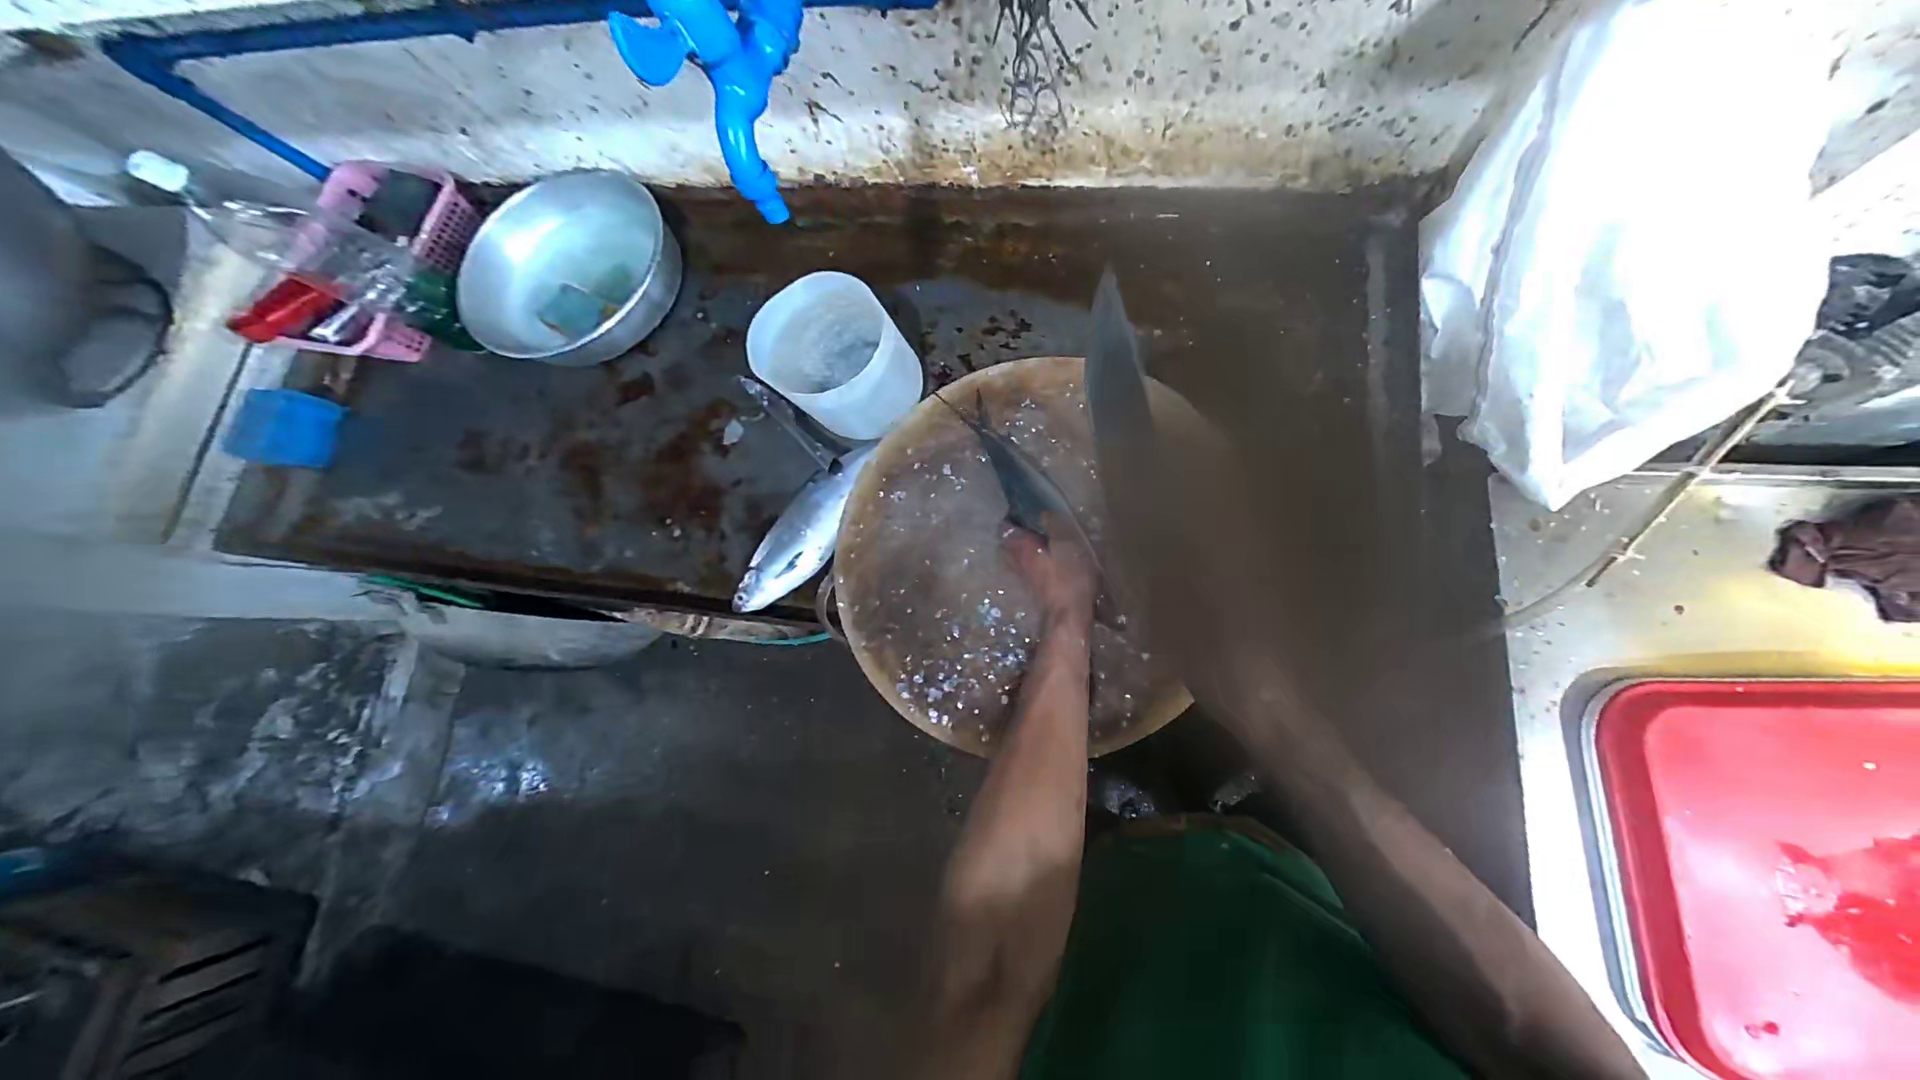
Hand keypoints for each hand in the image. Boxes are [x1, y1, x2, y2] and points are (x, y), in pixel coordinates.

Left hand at [1001, 515, 1095, 629]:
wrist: (1068, 617)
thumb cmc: (1068, 577)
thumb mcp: (1067, 542)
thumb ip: (1054, 524)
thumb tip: (1043, 512)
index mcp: (1021, 546)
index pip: (1005, 527)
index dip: (1012, 516)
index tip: (1022, 509)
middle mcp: (1016, 562)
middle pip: (1008, 544)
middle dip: (1016, 535)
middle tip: (1032, 525)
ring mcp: (1023, 579)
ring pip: (1016, 559)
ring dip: (1024, 551)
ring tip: (1040, 543)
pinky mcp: (1033, 591)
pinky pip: (1028, 571)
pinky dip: (1032, 565)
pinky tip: (1046, 564)